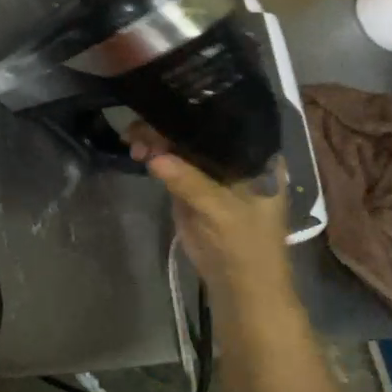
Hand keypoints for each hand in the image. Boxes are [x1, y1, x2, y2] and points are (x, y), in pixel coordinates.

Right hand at [130, 126, 293, 309]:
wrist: (238, 284)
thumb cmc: (245, 246)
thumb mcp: (221, 212)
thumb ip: (191, 183)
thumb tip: (154, 158)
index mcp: (257, 158)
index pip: (228, 121)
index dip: (197, 111)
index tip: (166, 106)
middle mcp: (235, 157)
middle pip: (197, 129)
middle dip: (166, 127)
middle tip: (140, 134)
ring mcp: (211, 170)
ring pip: (178, 142)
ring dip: (154, 139)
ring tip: (134, 145)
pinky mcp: (191, 182)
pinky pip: (168, 159)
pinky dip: (151, 152)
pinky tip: (136, 151)